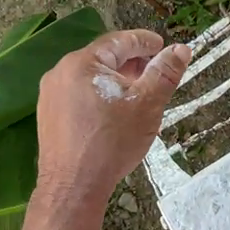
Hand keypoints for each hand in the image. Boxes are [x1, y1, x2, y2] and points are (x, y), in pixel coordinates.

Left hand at [34, 30, 191, 207]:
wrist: (74, 188)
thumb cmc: (113, 141)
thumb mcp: (147, 104)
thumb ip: (165, 72)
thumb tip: (180, 49)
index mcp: (83, 62)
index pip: (120, 41)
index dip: (145, 42)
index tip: (163, 47)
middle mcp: (61, 72)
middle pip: (105, 58)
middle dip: (133, 63)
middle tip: (156, 73)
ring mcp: (51, 95)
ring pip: (92, 77)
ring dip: (118, 80)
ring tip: (139, 94)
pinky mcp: (49, 115)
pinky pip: (80, 94)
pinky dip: (101, 95)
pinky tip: (115, 113)